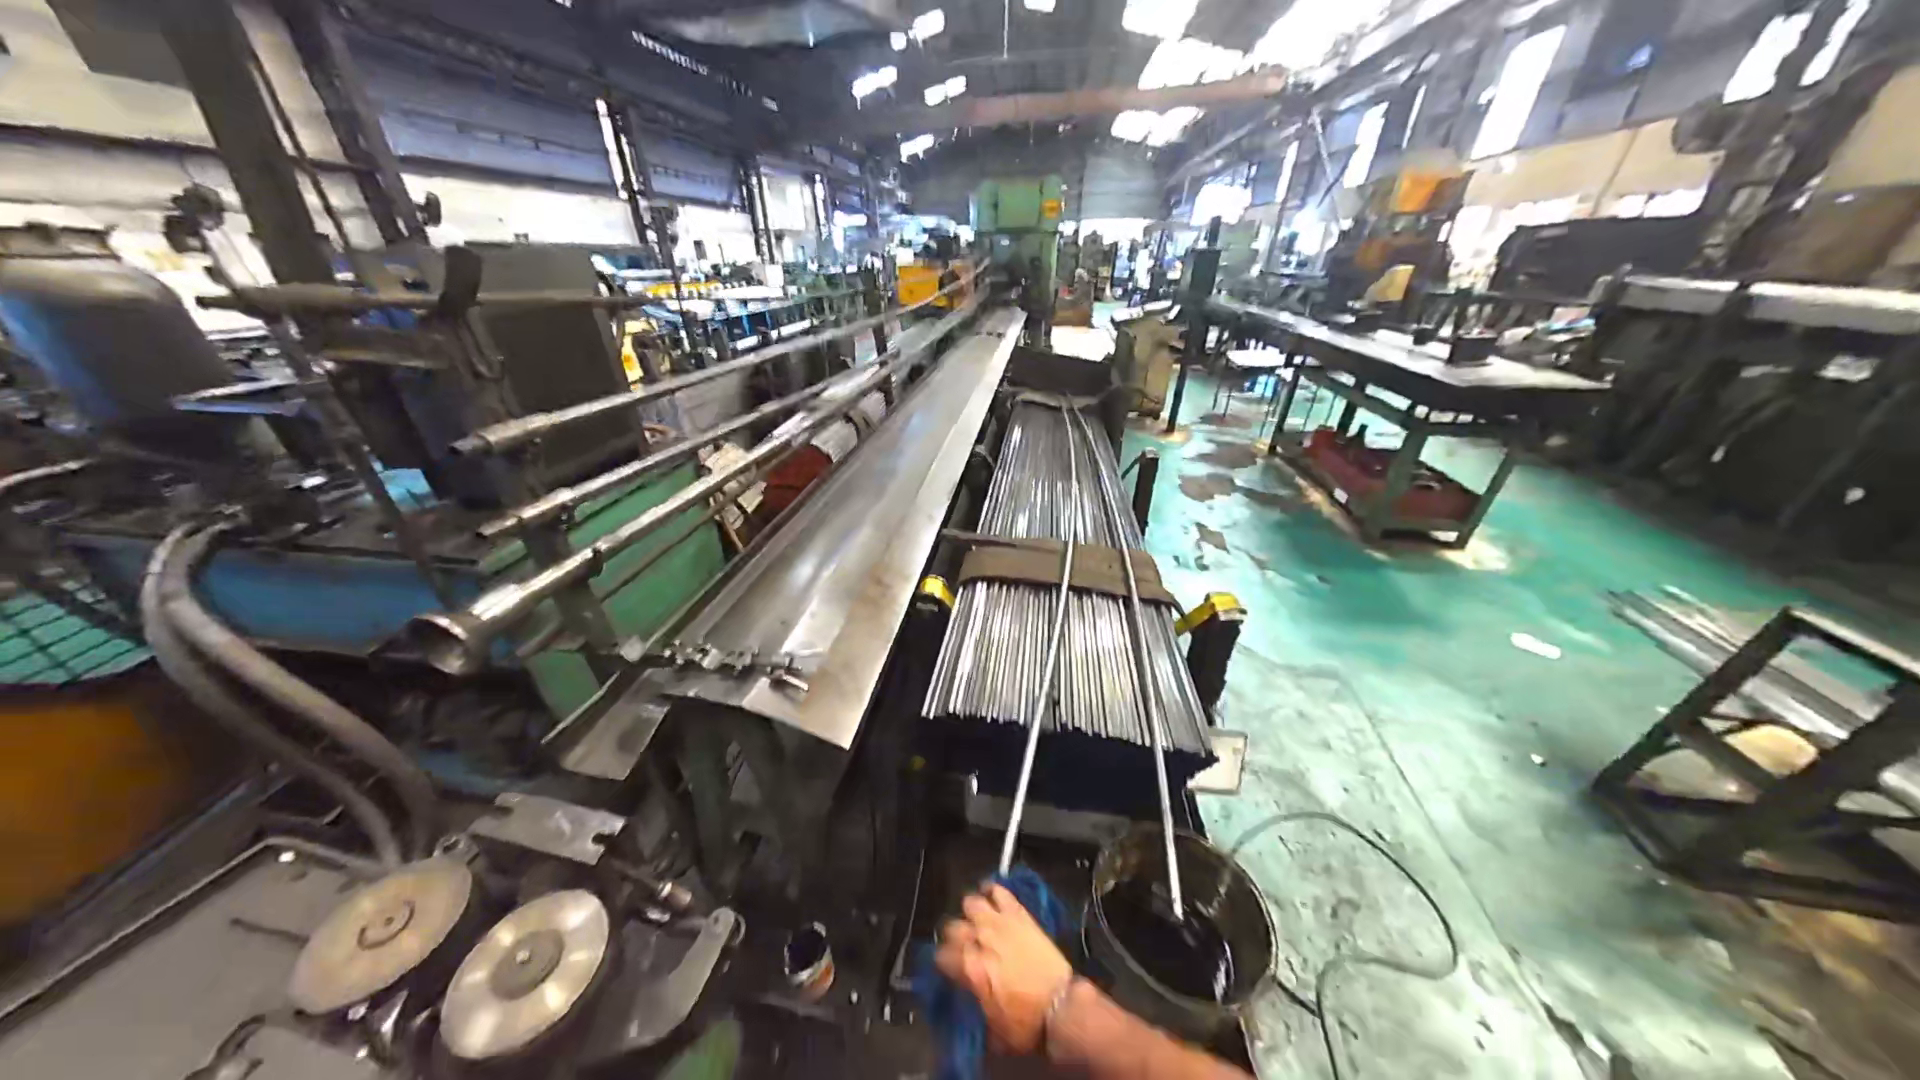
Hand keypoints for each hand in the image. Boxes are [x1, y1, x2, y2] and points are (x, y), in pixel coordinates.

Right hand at [935, 883, 1073, 1054]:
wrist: (1060, 1005)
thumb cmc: (1026, 1022)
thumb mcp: (992, 1025)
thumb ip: (975, 1002)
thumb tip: (969, 995)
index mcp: (969, 969)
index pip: (942, 955)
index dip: (943, 960)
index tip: (948, 965)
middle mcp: (979, 941)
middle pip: (953, 927)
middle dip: (955, 936)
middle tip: (963, 944)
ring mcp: (1000, 923)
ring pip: (972, 903)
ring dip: (972, 912)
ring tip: (977, 918)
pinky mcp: (1019, 914)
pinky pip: (1000, 892)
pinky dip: (993, 891)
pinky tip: (992, 895)